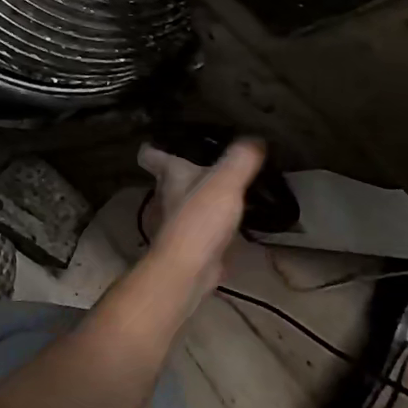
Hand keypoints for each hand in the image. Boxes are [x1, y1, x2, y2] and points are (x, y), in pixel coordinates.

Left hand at [137, 139, 265, 294]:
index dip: (154, 145)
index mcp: (171, 174)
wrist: (190, 271)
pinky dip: (213, 217)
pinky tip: (233, 214)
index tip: (162, 137)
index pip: (151, 154)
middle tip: (210, 154)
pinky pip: (202, 222)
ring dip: (202, 192)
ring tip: (227, 181)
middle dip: (186, 166)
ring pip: (187, 198)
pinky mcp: (192, 242)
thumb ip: (240, 159)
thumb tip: (256, 138)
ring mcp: (178, 220)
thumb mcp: (225, 181)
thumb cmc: (200, 219)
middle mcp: (169, 194)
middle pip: (170, 175)